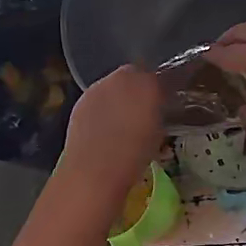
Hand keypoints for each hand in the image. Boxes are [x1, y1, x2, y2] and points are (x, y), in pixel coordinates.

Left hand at [59, 64, 164, 197]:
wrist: (95, 170)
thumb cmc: (136, 155)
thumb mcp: (160, 134)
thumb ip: (159, 113)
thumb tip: (156, 108)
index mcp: (149, 84)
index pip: (161, 77)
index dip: (163, 89)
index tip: (165, 103)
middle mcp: (122, 78)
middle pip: (134, 75)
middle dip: (139, 89)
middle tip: (143, 111)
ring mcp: (98, 88)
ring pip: (113, 86)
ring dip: (119, 98)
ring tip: (123, 122)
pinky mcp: (80, 102)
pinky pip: (97, 99)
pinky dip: (102, 108)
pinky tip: (104, 129)